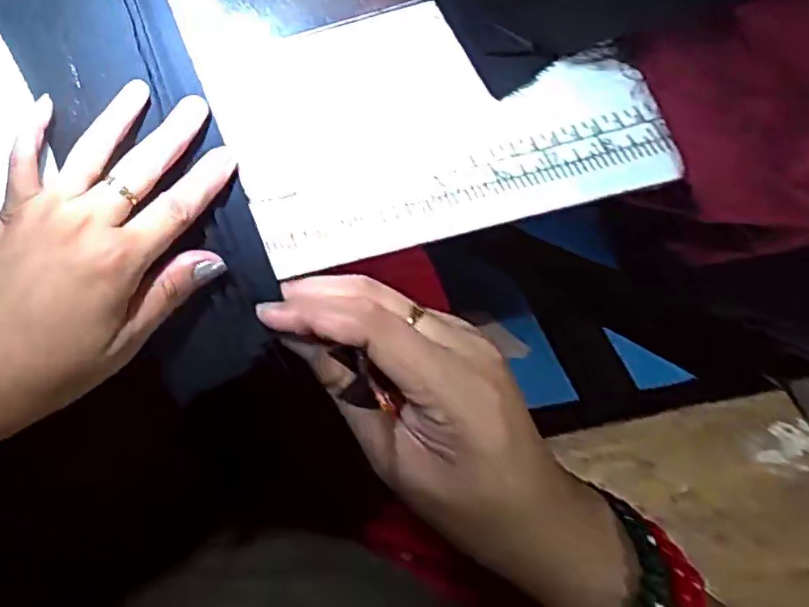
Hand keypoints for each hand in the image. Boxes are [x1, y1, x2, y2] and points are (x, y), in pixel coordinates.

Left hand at [0, 80, 237, 463]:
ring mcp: (47, 208)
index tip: (228, 153)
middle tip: (195, 105)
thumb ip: (166, 293)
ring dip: (116, 118)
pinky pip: (22, 160)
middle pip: (138, 170)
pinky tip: (44, 103)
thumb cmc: (54, 368)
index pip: (175, 209)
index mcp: (118, 259)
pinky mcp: (14, 207)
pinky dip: (32, 131)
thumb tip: (213, 258)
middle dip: (172, 136)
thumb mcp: (121, 345)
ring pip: (89, 152)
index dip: (205, 180)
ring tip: (138, 90)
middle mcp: (86, 221)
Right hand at [258, 276, 635, 606]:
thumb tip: (300, 342)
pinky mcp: (463, 333)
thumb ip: (348, 394)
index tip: (267, 312)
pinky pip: (402, 309)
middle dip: (319, 291)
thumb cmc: (467, 508)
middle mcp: (463, 343)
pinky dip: (360, 307)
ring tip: (290, 302)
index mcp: (454, 384)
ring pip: (389, 295)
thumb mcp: (395, 462)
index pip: (373, 326)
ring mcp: (467, 333)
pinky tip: (333, 316)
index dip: (315, 313)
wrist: (541, 516)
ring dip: (337, 294)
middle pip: (379, 296)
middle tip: (272, 299)